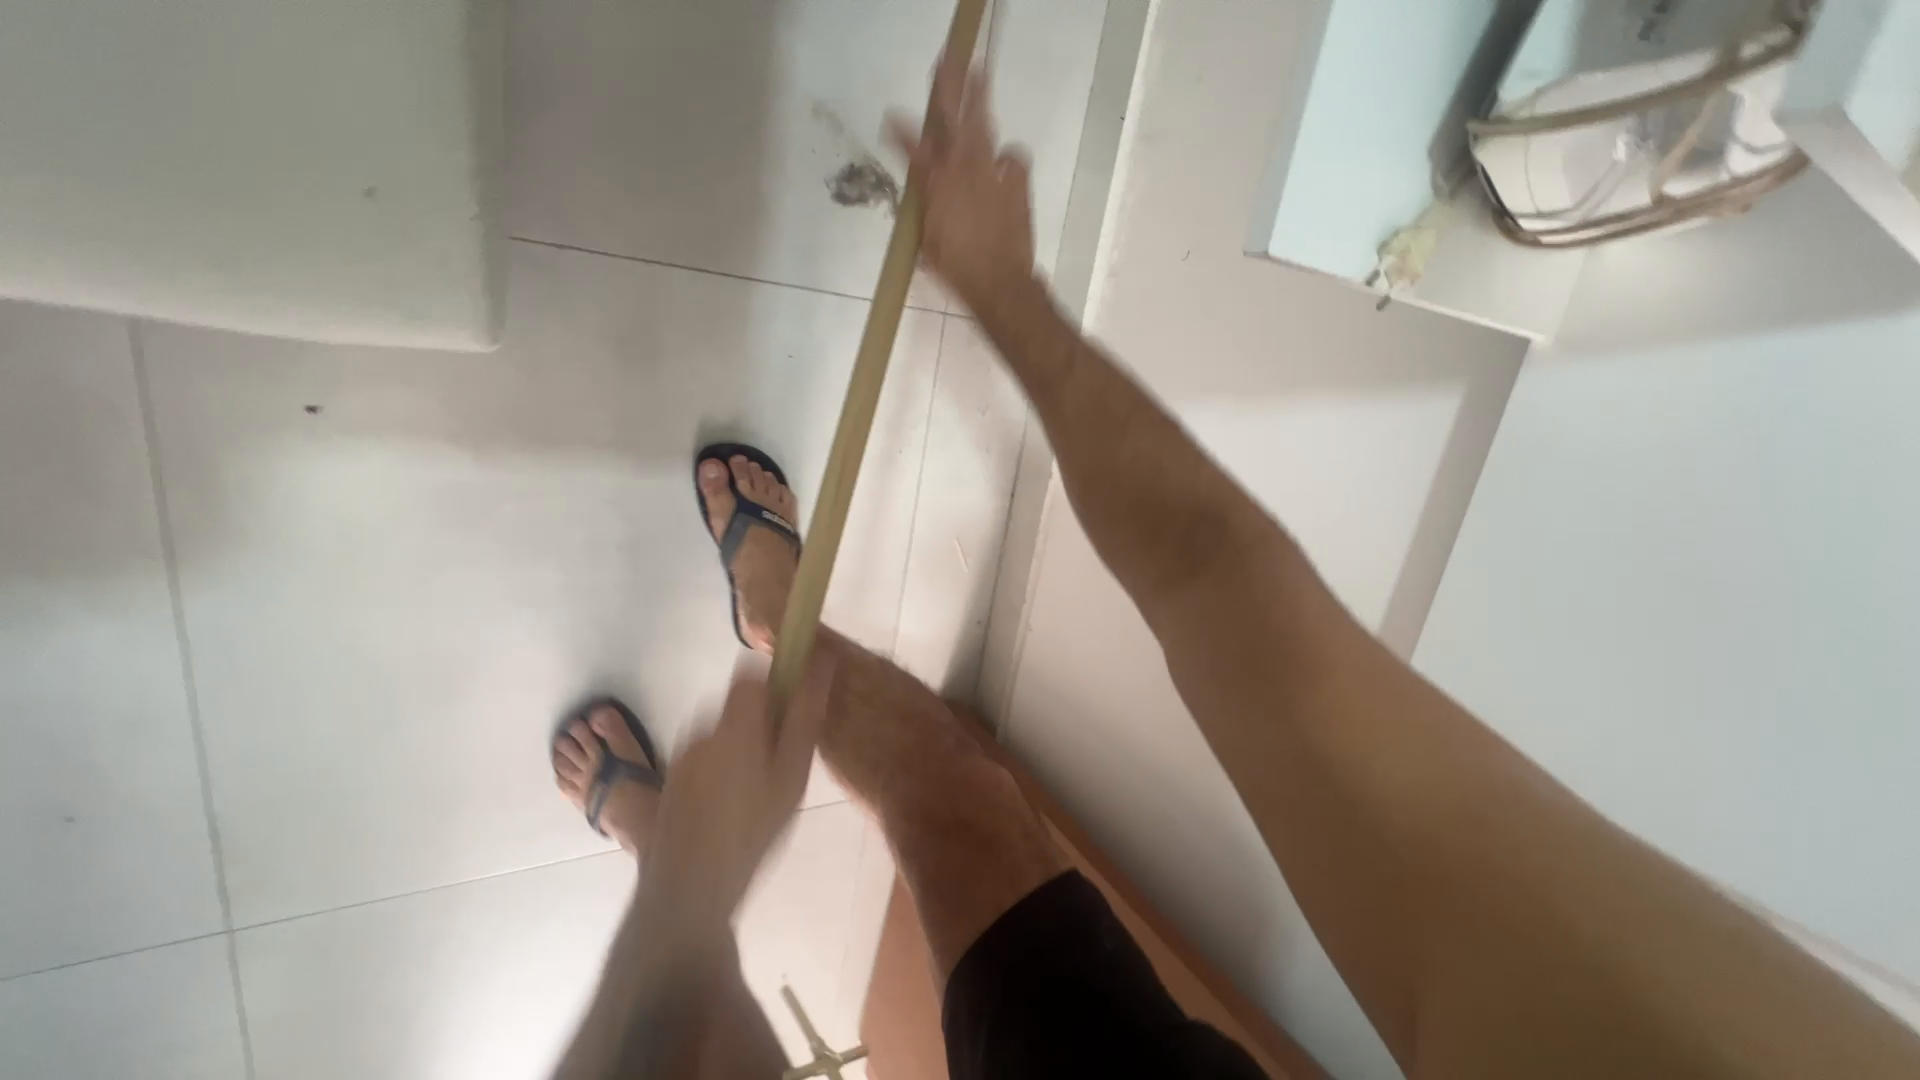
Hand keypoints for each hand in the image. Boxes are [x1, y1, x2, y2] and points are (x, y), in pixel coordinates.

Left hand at [646, 651, 836, 921]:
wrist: (689, 887)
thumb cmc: (752, 829)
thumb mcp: (792, 775)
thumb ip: (806, 715)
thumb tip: (823, 661)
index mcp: (735, 721)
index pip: (750, 674)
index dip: (774, 686)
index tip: (791, 715)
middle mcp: (703, 729)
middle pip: (737, 706)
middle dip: (760, 724)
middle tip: (781, 766)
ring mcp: (683, 756)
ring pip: (721, 734)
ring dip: (741, 749)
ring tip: (758, 795)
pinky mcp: (673, 781)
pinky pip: (706, 759)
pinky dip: (722, 772)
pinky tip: (733, 809)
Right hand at [886, 49, 1036, 316]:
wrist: (999, 283)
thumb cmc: (957, 271)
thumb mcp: (929, 243)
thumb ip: (926, 211)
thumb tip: (926, 199)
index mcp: (934, 186)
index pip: (912, 148)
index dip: (901, 131)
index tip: (891, 117)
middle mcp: (961, 171)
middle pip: (951, 120)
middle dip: (947, 87)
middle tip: (947, 59)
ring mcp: (992, 173)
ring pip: (983, 126)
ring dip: (979, 98)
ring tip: (978, 72)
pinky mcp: (1017, 183)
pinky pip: (1013, 159)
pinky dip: (1007, 158)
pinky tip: (1004, 162)